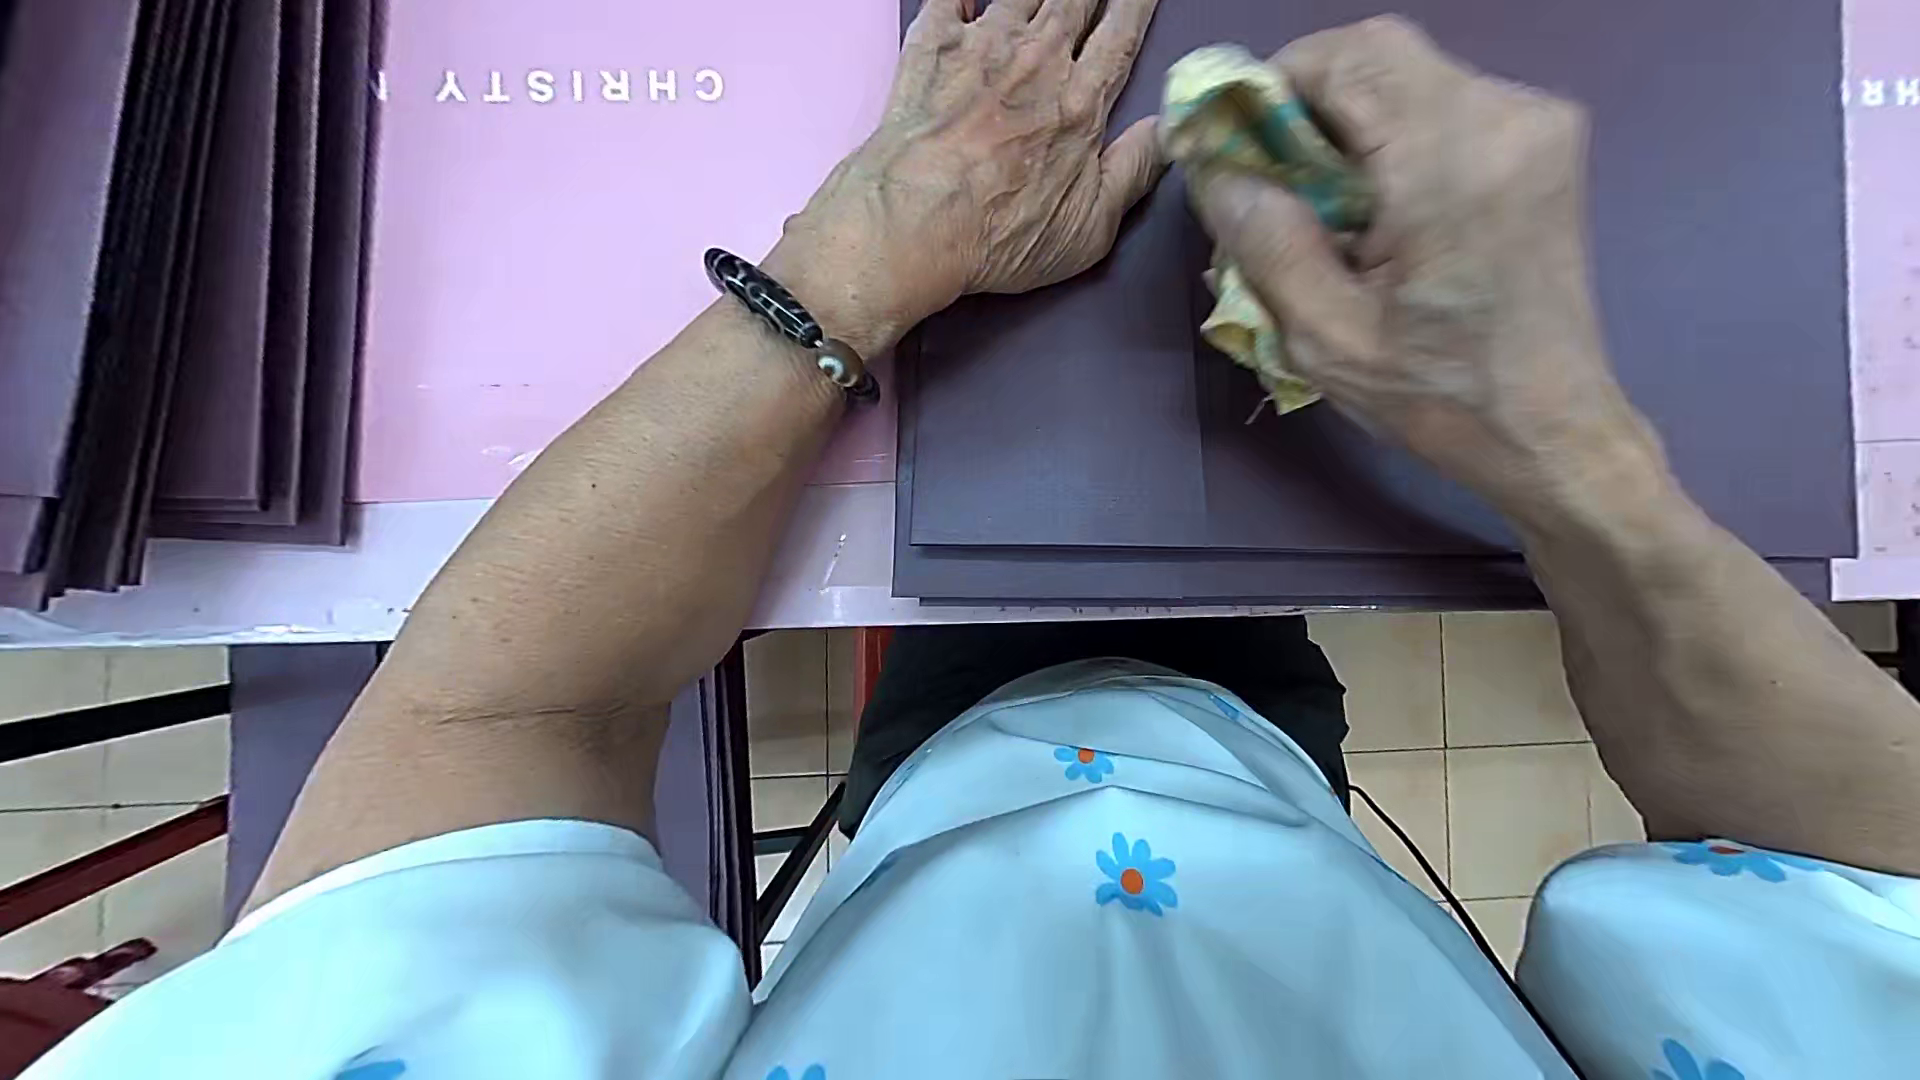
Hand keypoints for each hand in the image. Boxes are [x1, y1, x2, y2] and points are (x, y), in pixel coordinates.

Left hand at [765, 0, 1165, 357]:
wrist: (919, 222)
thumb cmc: (1005, 236)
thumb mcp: (1086, 231)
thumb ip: (1131, 176)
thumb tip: (1166, 130)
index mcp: (1079, 102)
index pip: (1120, 36)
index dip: (1135, 7)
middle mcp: (1036, 58)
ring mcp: (981, 45)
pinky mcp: (930, 46)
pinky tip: (967, 0)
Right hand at [1189, 17, 1663, 523]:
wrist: (1540, 424)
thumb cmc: (1426, 393)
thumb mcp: (1322, 334)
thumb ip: (1267, 243)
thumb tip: (1215, 172)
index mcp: (1453, 162)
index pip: (1351, 60)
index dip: (1270, 84)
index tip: (1222, 142)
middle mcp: (1507, 115)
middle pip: (1379, 60)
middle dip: (1296, 108)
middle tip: (1252, 182)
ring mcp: (1532, 125)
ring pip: (1403, 84)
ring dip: (1331, 132)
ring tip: (1297, 211)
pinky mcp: (1533, 147)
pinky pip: (1432, 113)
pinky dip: (1373, 148)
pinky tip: (1351, 214)